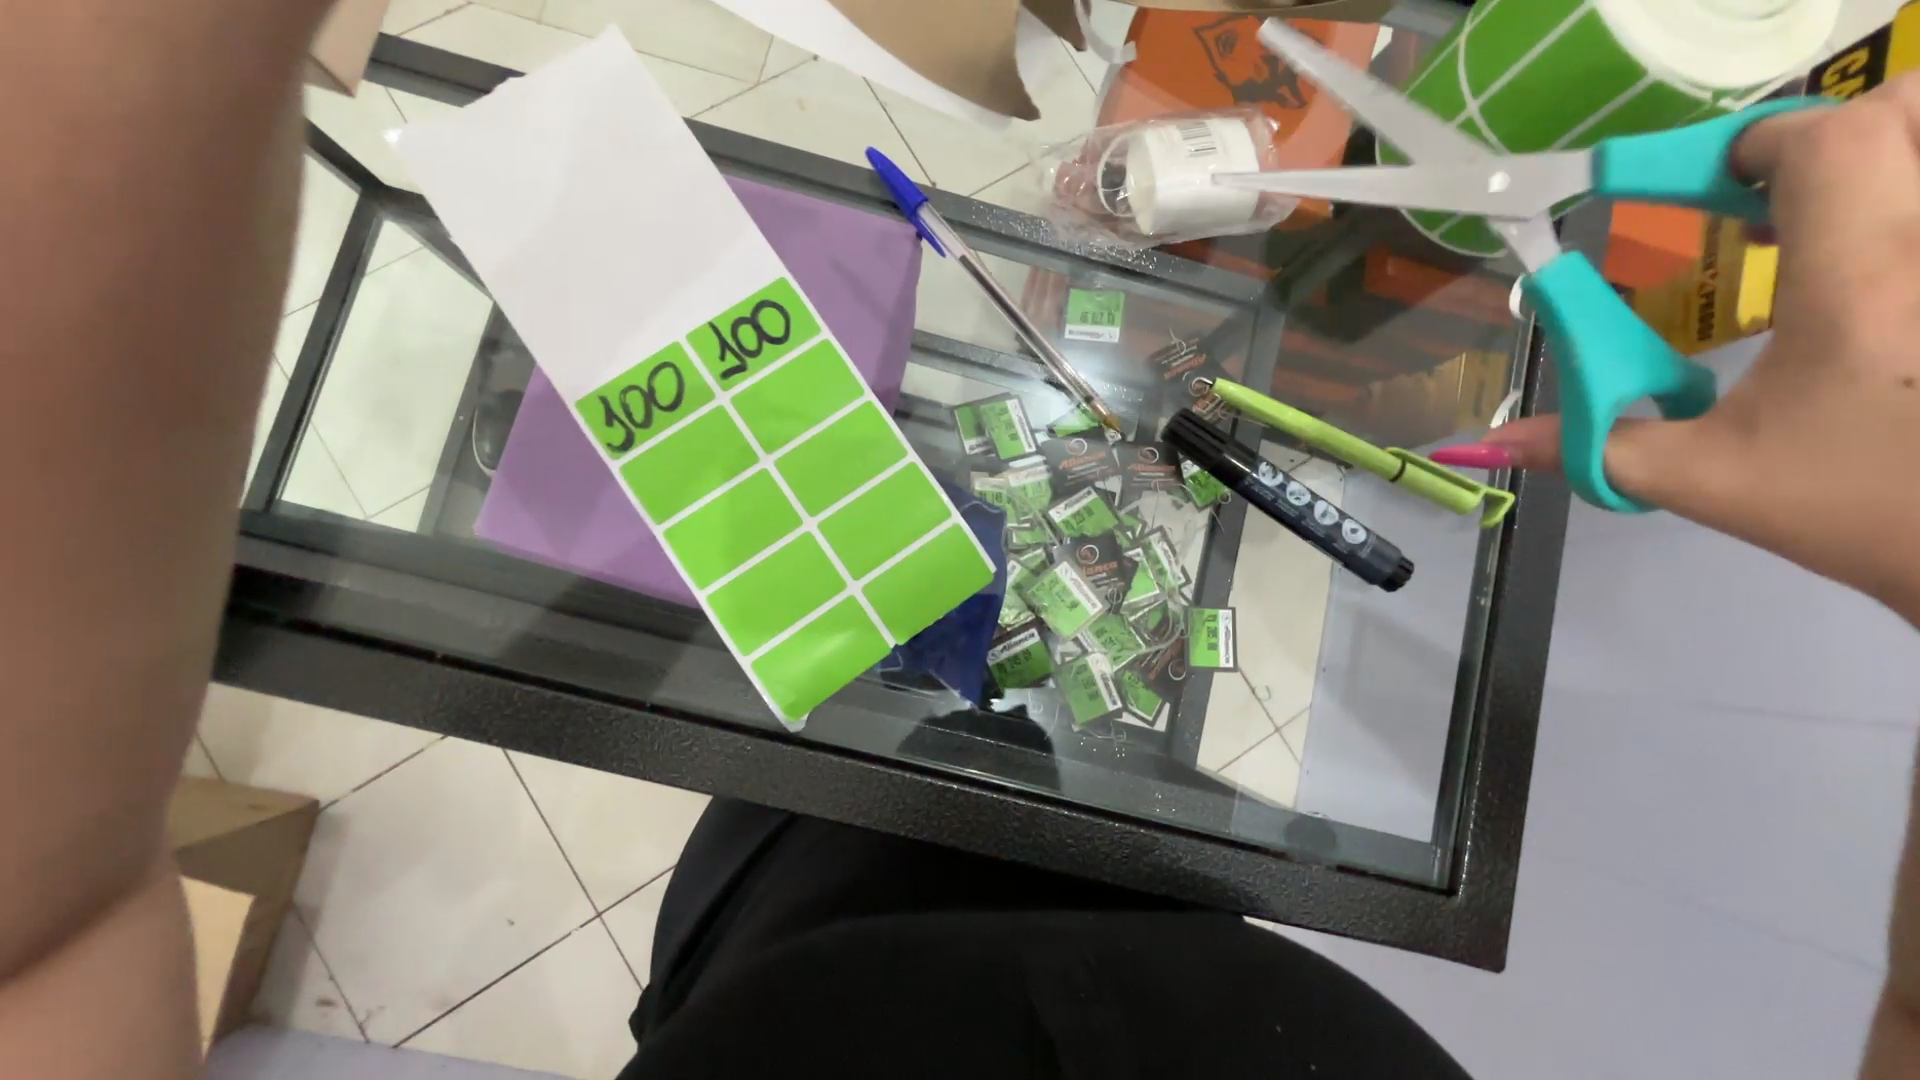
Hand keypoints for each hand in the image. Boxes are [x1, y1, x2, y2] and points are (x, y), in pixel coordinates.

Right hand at [1457, 75, 1919, 619]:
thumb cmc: (1859, 509)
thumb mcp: (1702, 478)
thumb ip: (1589, 446)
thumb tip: (1485, 443)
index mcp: (1861, 283)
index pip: (1826, 142)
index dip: (1748, 145)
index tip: (1683, 190)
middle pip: (1908, 107)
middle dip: (1825, 132)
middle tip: (1754, 197)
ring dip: (1872, 155)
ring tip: (1803, 218)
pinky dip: (1896, 194)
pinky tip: (1852, 259)